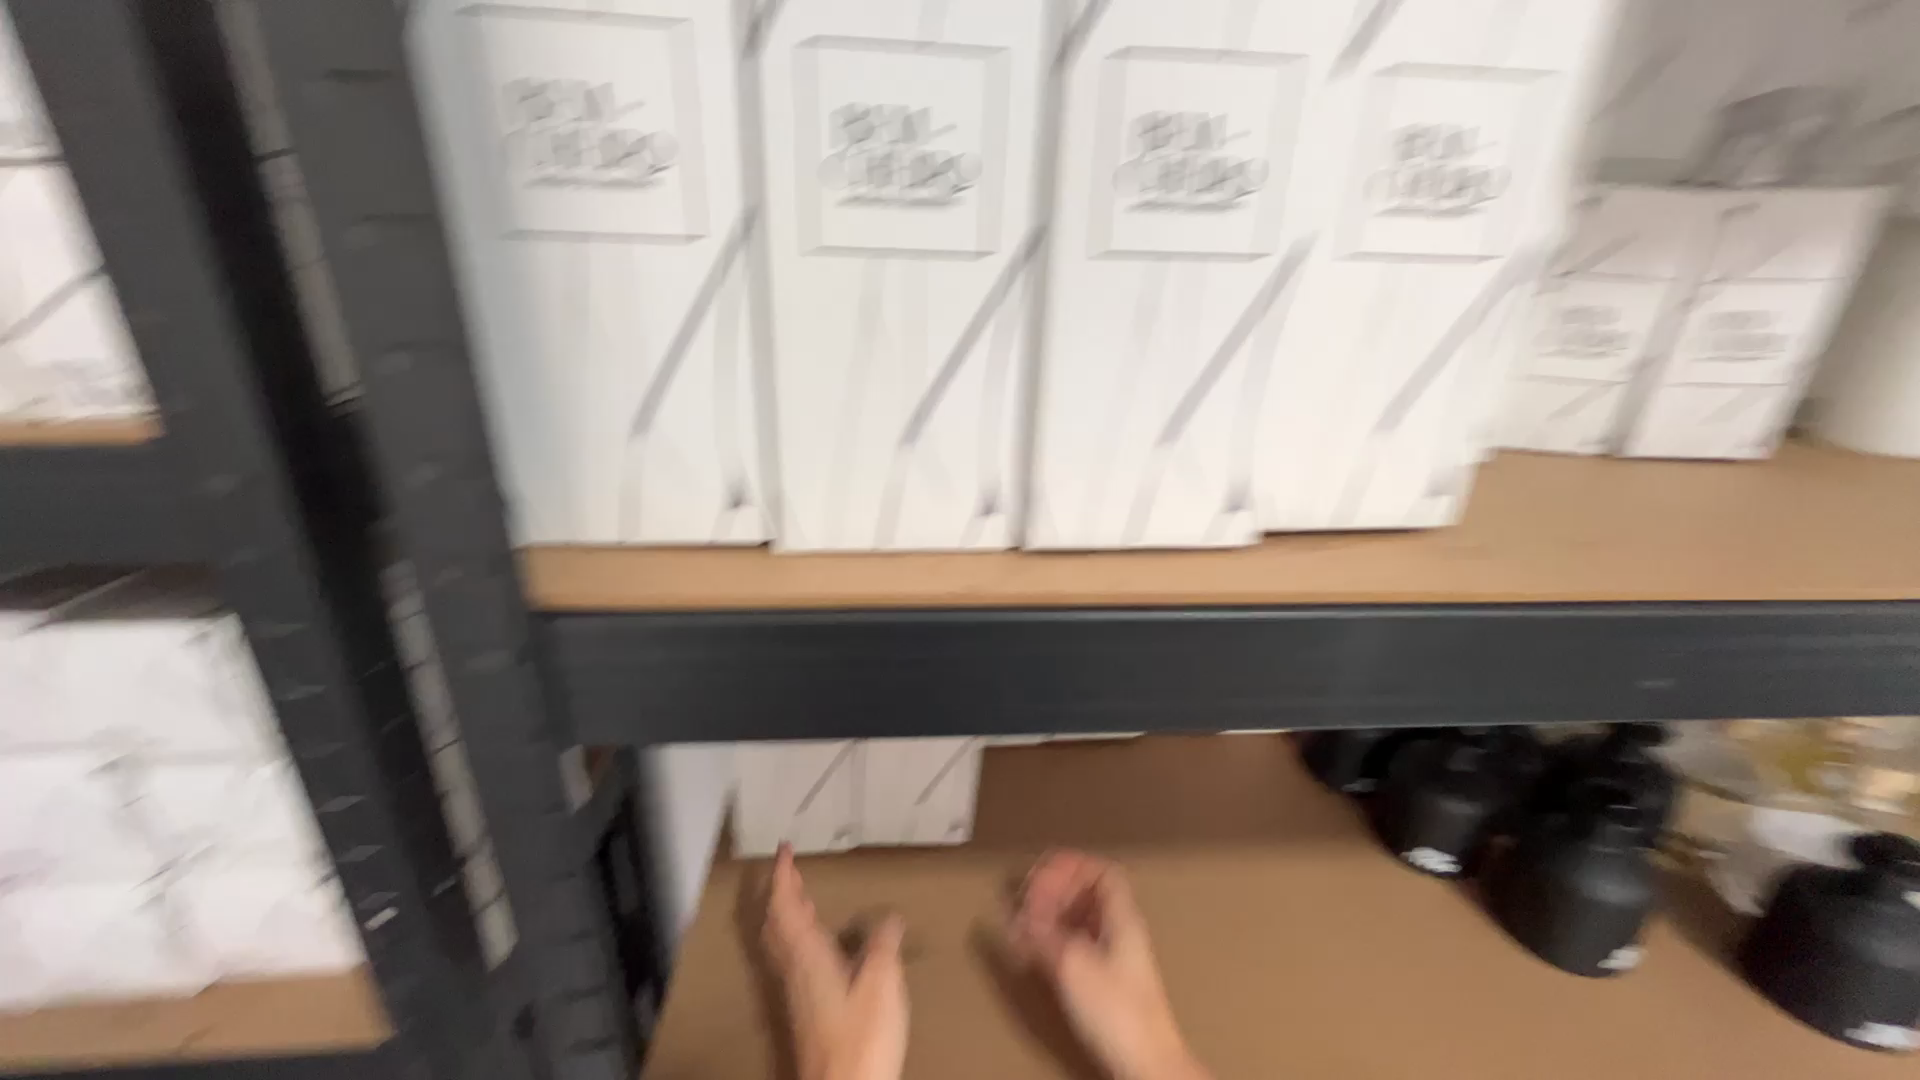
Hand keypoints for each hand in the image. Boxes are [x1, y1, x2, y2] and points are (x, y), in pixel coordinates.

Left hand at [762, 844, 908, 1079]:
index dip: (783, 877)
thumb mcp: (882, 982)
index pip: (785, 906)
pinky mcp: (806, 1012)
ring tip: (802, 899)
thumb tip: (889, 916)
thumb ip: (883, 945)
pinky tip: (820, 947)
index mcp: (808, 955)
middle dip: (782, 894)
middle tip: (792, 871)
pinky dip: (799, 938)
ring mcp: (797, 993)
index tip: (784, 850)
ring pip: (783, 944)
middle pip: (777, 925)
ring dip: (788, 916)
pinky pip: (794, 961)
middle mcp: (795, 970)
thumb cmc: (862, 1036)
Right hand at [1007, 851, 1211, 1079]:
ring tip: (1024, 920)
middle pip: (1087, 893)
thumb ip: (1043, 936)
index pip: (1102, 872)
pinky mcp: (1105, 982)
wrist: (1148, 1064)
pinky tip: (1033, 949)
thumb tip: (1017, 914)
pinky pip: (1076, 944)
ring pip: (1080, 919)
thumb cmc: (1118, 1012)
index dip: (1071, 865)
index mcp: (1121, 919)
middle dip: (1054, 889)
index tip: (1040, 873)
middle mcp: (1119, 932)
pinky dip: (1053, 939)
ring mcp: (1113, 957)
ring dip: (1051, 913)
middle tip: (1026, 896)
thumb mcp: (1073, 966)